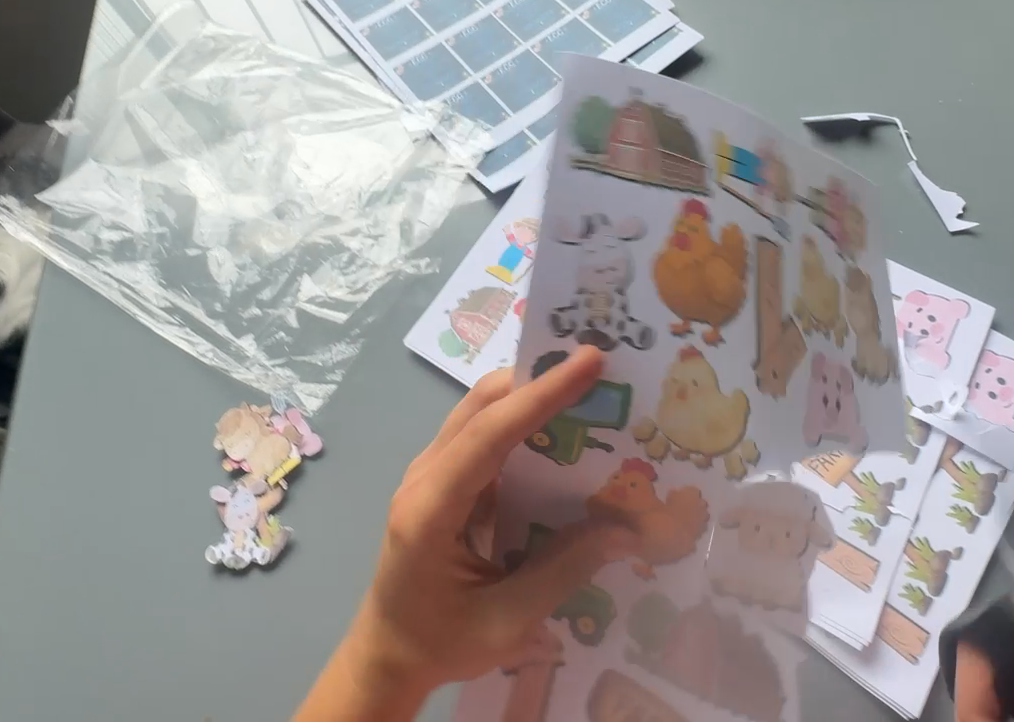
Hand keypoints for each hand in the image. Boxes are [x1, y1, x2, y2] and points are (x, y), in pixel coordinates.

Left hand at [293, 347, 637, 720]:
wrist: (387, 653)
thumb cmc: (440, 640)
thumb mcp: (506, 620)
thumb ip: (564, 570)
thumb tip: (626, 529)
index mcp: (430, 508)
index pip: (490, 433)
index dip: (541, 393)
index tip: (589, 360)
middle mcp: (424, 475)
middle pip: (481, 405)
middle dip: (537, 378)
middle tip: (596, 366)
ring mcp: (429, 471)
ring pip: (479, 411)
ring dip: (528, 393)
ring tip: (584, 387)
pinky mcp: (441, 477)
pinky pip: (481, 433)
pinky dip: (519, 419)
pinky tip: (557, 431)